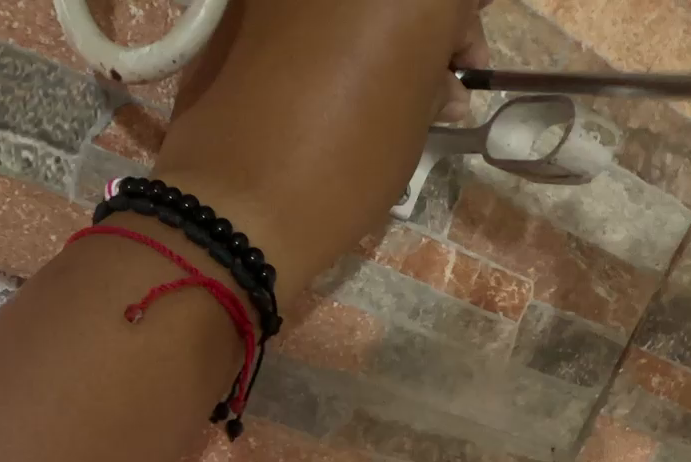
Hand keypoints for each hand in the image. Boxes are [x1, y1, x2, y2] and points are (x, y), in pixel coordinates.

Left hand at [150, 0, 489, 293]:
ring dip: (355, 28)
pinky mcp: (237, 4)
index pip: (456, 0)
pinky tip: (303, 83)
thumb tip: (434, 79)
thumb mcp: (409, 135)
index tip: (453, 69)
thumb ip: (429, 84)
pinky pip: (290, 15)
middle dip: (406, 25)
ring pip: (336, 6)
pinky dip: (306, 36)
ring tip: (351, 86)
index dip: (459, 32)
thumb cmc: (337, 178)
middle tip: (405, 78)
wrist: (231, 211)